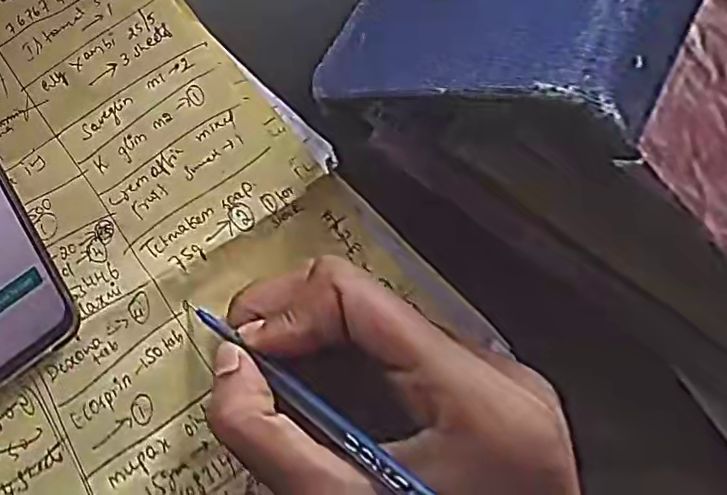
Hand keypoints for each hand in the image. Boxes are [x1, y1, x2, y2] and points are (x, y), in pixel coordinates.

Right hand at [206, 256, 578, 494]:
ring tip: (277, 380)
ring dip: (307, 342)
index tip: (245, 348)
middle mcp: (498, 377)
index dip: (280, 308)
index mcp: (483, 400)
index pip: (347, 292)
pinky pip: (384, 349)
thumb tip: (228, 362)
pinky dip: (336, 362)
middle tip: (247, 357)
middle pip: (354, 299)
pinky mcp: (480, 396)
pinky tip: (318, 395)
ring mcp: (493, 384)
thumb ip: (266, 434)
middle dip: (286, 323)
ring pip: (365, 321)